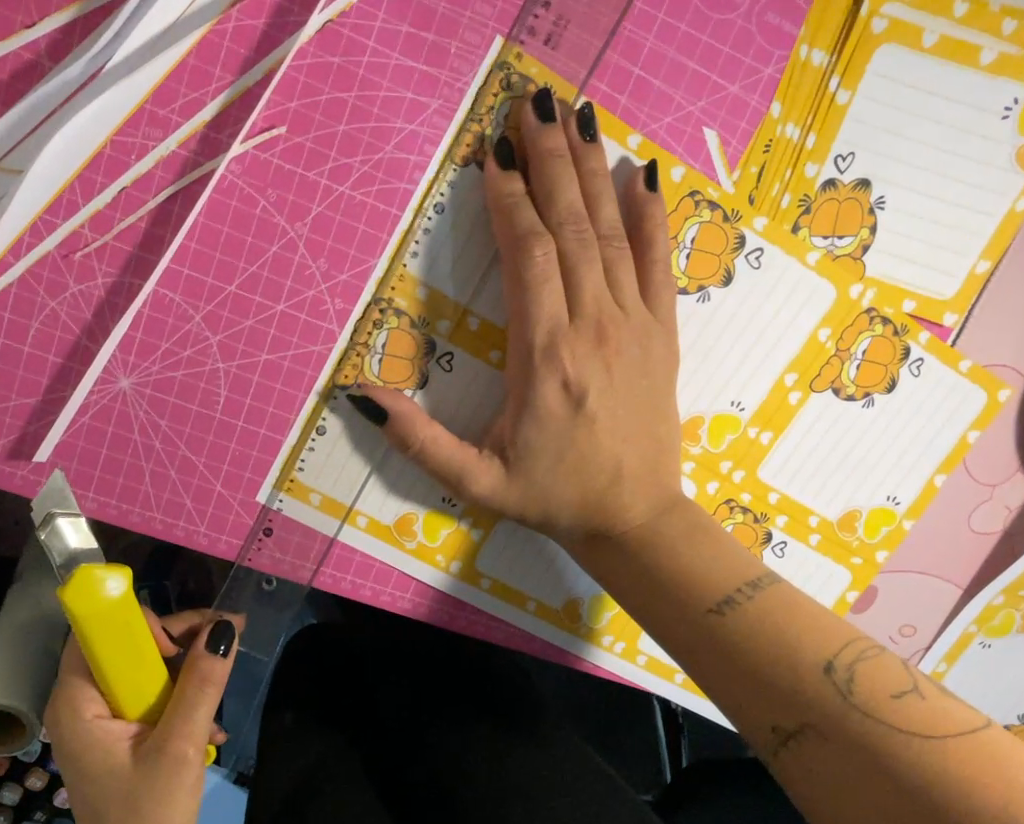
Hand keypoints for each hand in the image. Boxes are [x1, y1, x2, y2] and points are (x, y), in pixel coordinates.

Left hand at [44, 610, 234, 823]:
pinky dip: (179, 706)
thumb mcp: (180, 746)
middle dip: (176, 645)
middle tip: (224, 641)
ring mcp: (97, 726)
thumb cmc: (150, 818)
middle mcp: (79, 706)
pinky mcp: (117, 742)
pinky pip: (147, 703)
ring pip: (141, 675)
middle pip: (124, 649)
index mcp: (75, 702)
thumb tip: (225, 629)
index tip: (183, 641)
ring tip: (221, 691)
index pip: (97, 632)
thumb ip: (201, 684)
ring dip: (185, 678)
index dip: (140, 624)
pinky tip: (209, 729)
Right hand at [360, 90, 683, 544]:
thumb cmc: (548, 497)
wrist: (633, 519)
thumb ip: (418, 441)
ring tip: (575, 117)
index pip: (527, 258)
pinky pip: (657, 260)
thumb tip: (361, 398)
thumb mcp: (472, 481)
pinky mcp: (662, 332)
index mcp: (545, 358)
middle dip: (548, 162)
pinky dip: (649, 213)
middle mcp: (593, 327)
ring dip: (590, 171)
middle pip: (569, 227)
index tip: (493, 155)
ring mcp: (635, 325)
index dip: (509, 202)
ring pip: (611, 233)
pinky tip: (638, 173)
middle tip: (531, 104)